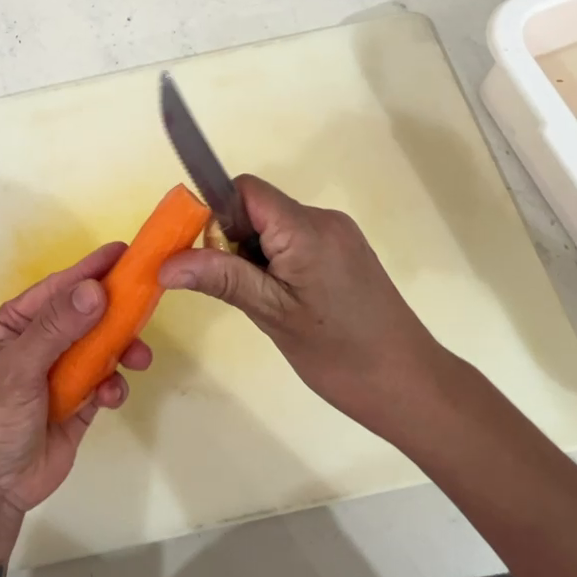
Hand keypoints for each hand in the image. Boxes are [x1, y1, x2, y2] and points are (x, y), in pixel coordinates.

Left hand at [0, 242, 152, 513]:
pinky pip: (106, 382)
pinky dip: (114, 386)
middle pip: (88, 314)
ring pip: (103, 346)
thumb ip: (58, 328)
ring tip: (138, 359)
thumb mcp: (21, 367)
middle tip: (147, 304)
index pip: (60, 288)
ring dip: (122, 349)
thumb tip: (95, 288)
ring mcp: (63, 371)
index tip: (127, 253)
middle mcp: (43, 341)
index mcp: (20, 323)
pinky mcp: (80, 402)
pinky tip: (111, 396)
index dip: (92, 270)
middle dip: (116, 311)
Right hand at [158, 175, 453, 432]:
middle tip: (234, 289)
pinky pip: (293, 240)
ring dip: (253, 254)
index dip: (216, 212)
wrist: (411, 386)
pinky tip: (283, 301)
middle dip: (232, 239)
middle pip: (256, 207)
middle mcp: (323, 221)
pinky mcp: (344, 254)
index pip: (244, 189)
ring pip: (272, 226)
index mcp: (306, 228)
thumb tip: (165, 264)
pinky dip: (274, 261)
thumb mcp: (272, 315)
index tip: (205, 254)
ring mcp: (338, 236)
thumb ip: (221, 278)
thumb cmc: (340, 353)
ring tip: (262, 302)